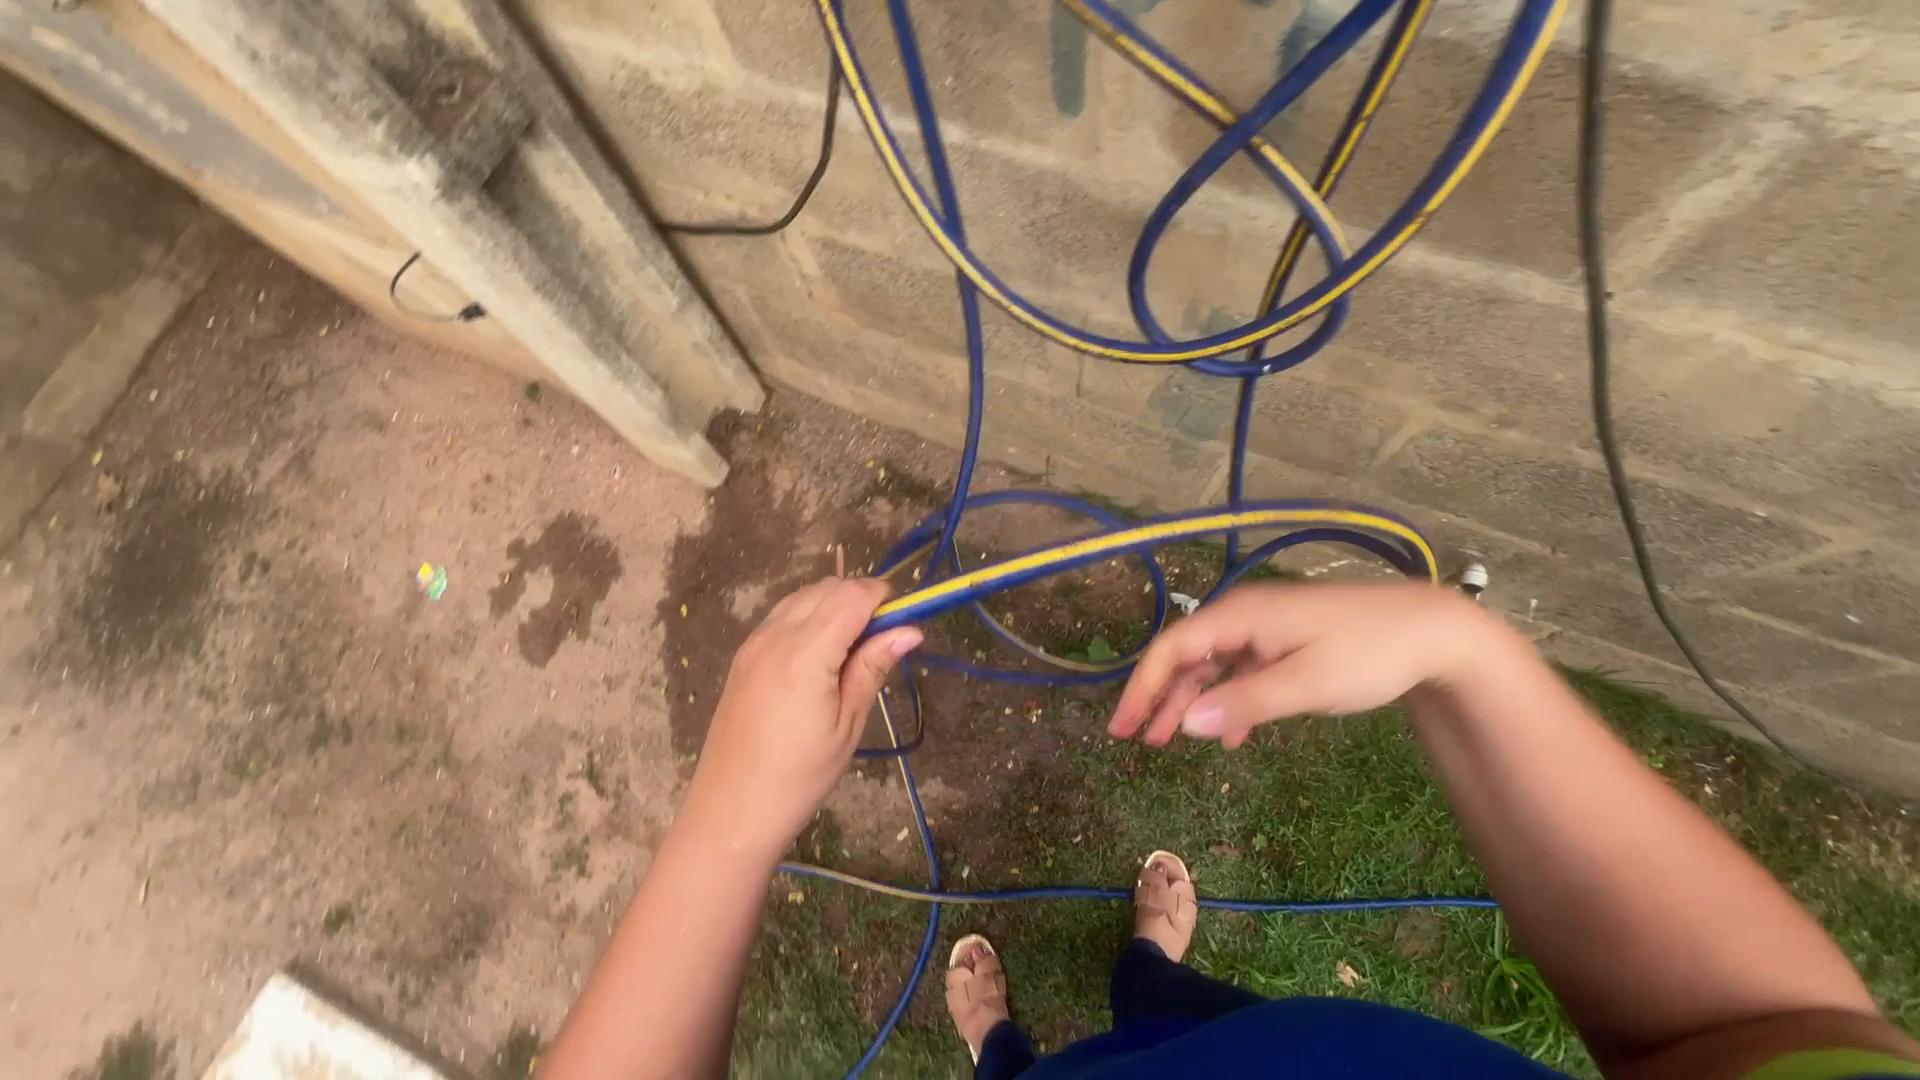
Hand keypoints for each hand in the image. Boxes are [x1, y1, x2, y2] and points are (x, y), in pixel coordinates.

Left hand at [682, 577, 921, 859]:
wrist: (732, 809)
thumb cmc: (799, 776)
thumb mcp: (848, 725)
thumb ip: (873, 668)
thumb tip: (911, 630)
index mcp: (805, 656)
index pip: (851, 596)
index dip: (883, 598)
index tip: (903, 622)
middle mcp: (775, 637)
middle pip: (828, 588)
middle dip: (862, 598)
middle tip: (883, 639)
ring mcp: (754, 642)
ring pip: (804, 595)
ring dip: (835, 603)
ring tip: (854, 648)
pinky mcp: (744, 653)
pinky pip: (783, 614)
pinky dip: (810, 615)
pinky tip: (822, 652)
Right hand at [1109, 581, 1505, 747]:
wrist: (1436, 632)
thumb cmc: (1368, 653)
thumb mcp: (1306, 683)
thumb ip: (1243, 703)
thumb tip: (1185, 724)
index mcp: (1240, 616)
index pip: (1172, 648)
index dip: (1142, 687)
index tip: (1122, 727)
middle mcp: (1243, 616)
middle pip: (1186, 656)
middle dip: (1160, 697)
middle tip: (1138, 740)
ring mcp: (1264, 629)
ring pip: (1212, 665)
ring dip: (1191, 702)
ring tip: (1170, 742)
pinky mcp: (1284, 643)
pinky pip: (1240, 671)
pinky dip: (1228, 702)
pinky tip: (1230, 736)